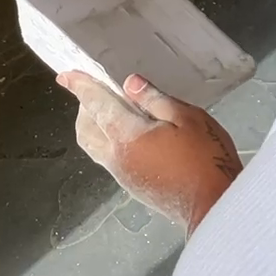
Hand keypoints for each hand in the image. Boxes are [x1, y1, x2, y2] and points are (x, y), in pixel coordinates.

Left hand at [57, 71, 240, 234]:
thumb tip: (130, 83)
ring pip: (92, 144)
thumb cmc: (204, 154)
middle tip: (93, 87)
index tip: (65, 75)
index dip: (82, 88)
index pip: (98, 106)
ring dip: (90, 122)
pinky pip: (104, 153)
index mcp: (128, 136)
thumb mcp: (188, 117)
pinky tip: (125, 129)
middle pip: (86, 128)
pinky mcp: (129, 181)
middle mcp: (115, 156)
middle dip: (84, 105)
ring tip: (105, 106)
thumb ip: (156, 100)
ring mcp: (120, 172)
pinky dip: (103, 135)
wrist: (210, 199)